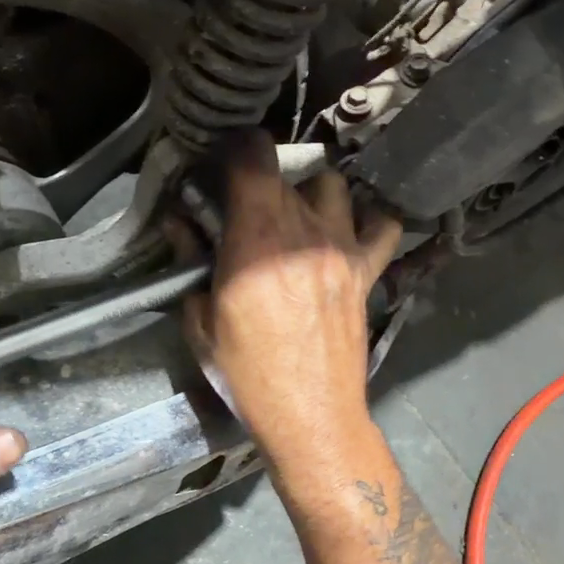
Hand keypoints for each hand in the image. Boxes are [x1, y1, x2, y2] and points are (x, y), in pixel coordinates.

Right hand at [170, 129, 401, 458]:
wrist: (310, 416)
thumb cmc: (247, 376)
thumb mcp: (201, 325)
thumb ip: (190, 267)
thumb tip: (180, 227)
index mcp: (255, 238)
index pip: (252, 157)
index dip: (234, 147)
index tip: (220, 160)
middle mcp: (304, 229)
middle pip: (287, 173)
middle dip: (260, 183)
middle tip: (244, 210)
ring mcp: (342, 246)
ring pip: (333, 186)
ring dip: (311, 193)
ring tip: (296, 218)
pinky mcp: (367, 270)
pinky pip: (383, 225)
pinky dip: (368, 219)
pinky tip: (350, 231)